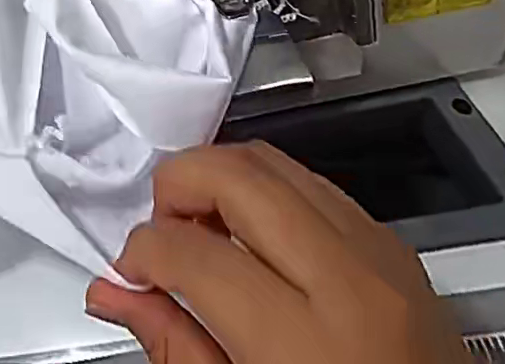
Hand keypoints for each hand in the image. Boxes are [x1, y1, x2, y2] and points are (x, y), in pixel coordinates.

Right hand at [85, 142, 471, 363]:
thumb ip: (175, 348)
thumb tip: (111, 291)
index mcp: (310, 348)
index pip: (196, 254)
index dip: (144, 250)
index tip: (132, 268)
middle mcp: (352, 282)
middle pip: (234, 175)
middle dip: (177, 185)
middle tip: (162, 233)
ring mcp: (380, 254)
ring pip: (267, 159)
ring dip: (216, 178)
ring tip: (201, 229)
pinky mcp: (393, 244)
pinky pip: (305, 178)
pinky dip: (259, 187)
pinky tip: (248, 233)